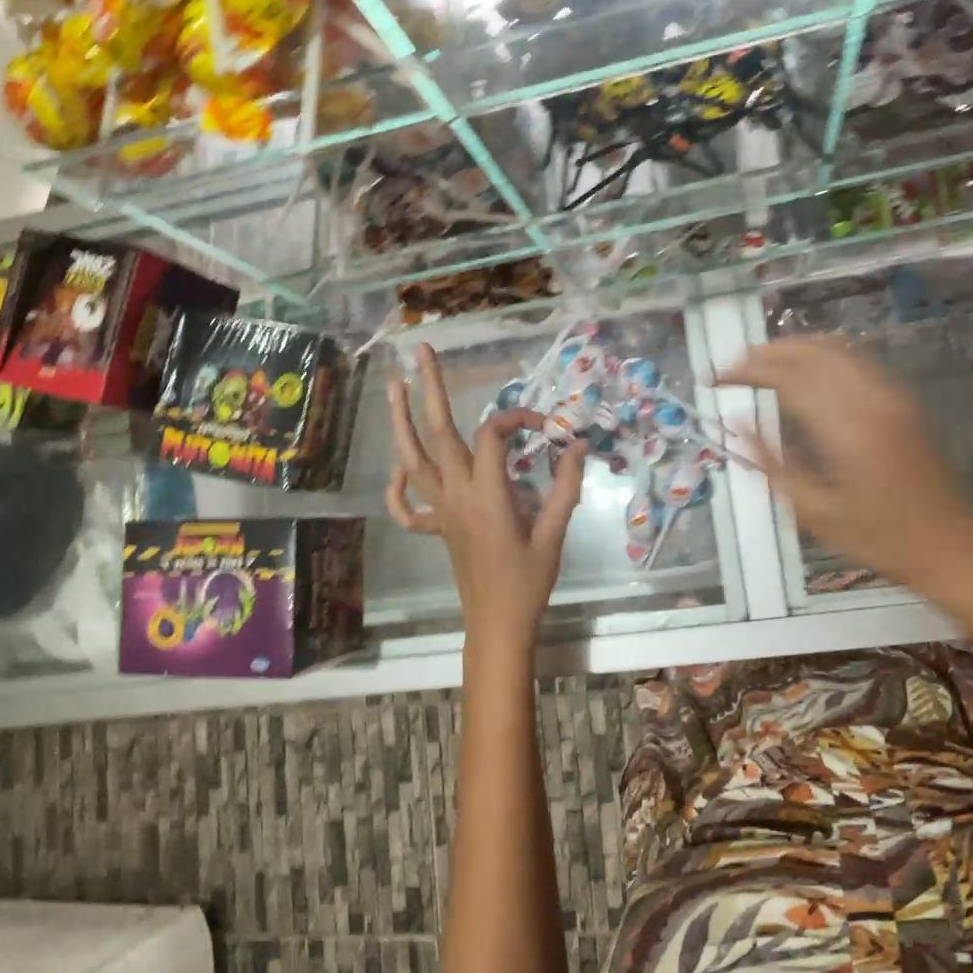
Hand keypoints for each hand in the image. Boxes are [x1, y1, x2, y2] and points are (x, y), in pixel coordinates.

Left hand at [385, 345, 585, 650]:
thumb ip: (566, 486)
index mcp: (486, 494)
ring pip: (412, 460)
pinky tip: (400, 466)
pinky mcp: (436, 528)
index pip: (492, 436)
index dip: (516, 418)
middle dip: (429, 388)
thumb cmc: (529, 581)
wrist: (497, 623)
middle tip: (421, 350)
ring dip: (401, 422)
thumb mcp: (554, 533)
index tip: (544, 425)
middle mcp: (456, 495)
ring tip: (394, 385)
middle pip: (438, 432)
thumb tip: (578, 444)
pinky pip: (407, 506)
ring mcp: (440, 511)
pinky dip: (397, 484)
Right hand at [722, 335, 972, 594]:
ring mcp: (891, 395)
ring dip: (794, 348)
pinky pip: (855, 360)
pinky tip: (805, 372)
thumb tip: (736, 425)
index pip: (785, 376)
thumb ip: (771, 463)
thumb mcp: (814, 512)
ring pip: (835, 348)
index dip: (744, 370)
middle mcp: (870, 397)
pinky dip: (822, 356)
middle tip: (732, 366)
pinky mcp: (903, 401)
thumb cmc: (880, 539)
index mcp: (845, 426)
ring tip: (760, 364)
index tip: (714, 379)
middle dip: (765, 352)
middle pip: (810, 350)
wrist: (951, 547)